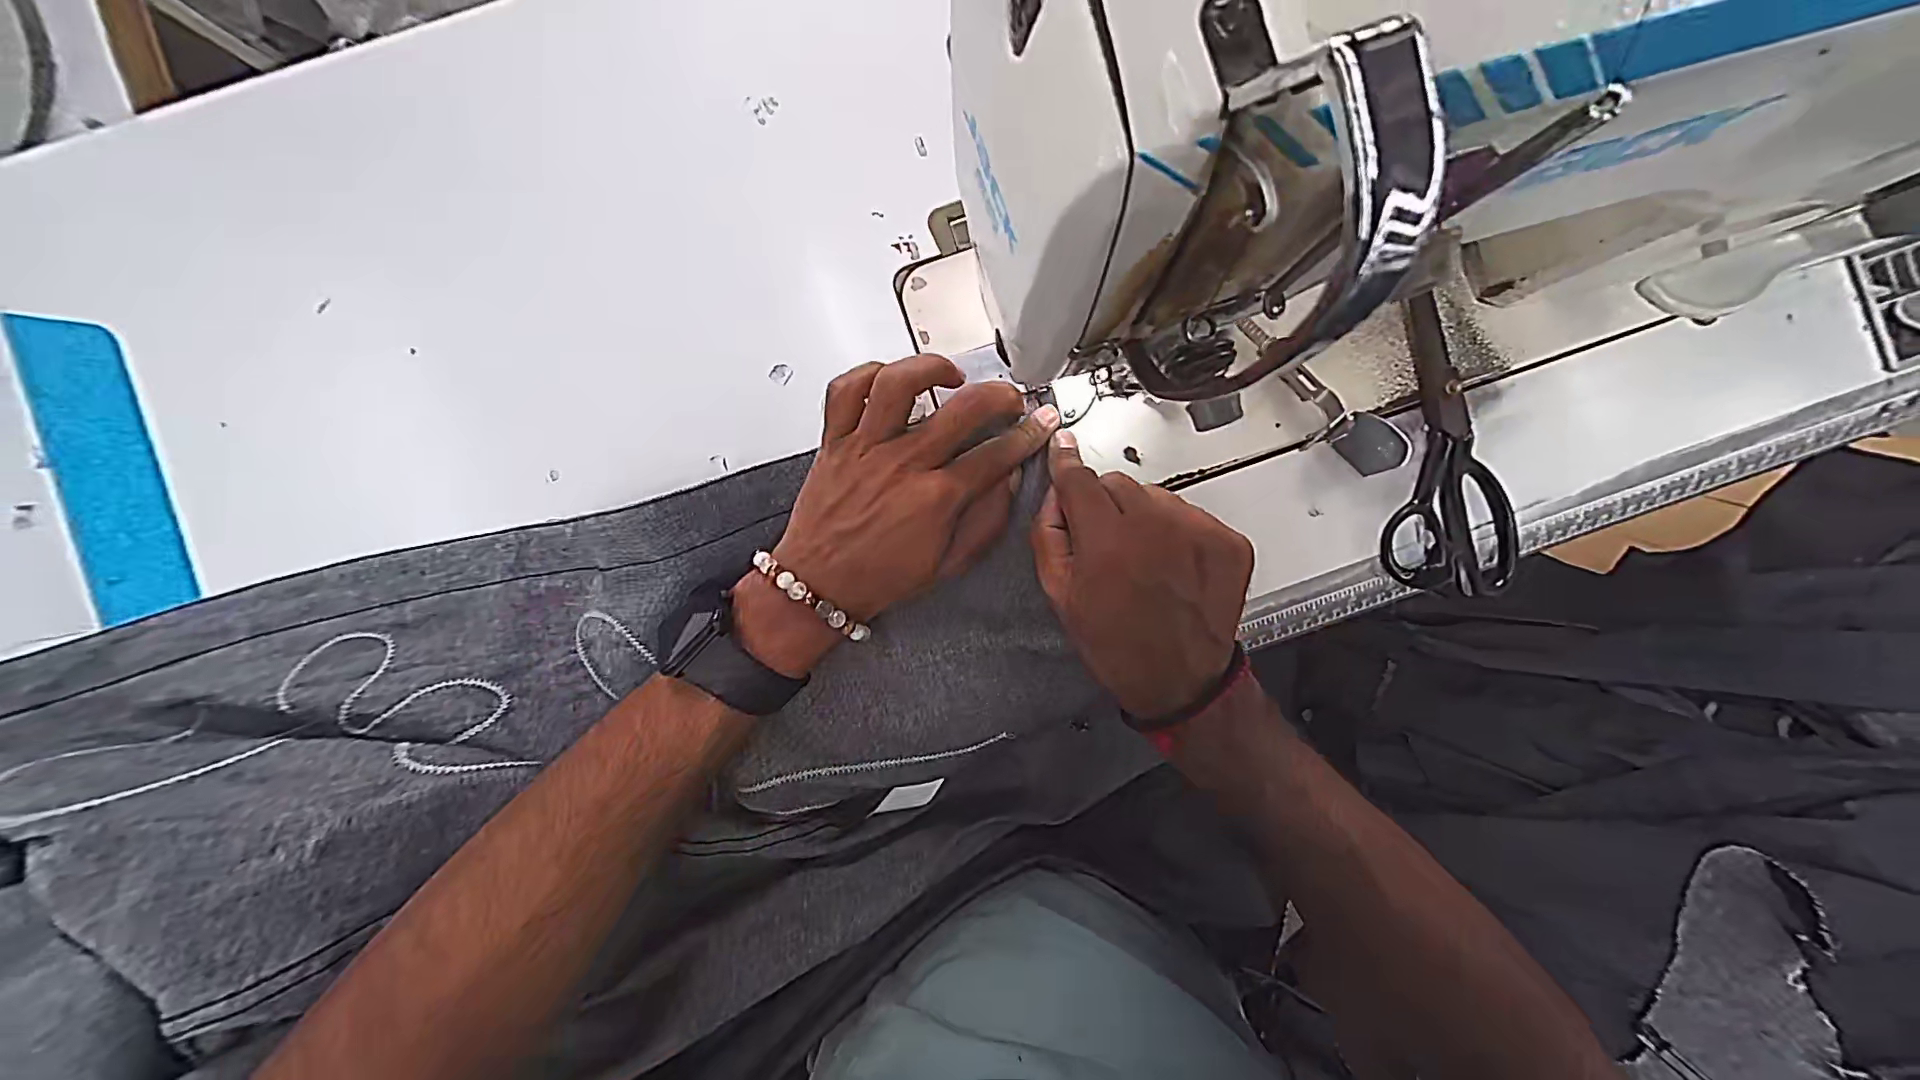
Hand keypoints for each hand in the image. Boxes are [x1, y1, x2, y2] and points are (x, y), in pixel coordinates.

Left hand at [733, 355, 1059, 676]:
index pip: (997, 453)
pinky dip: (869, 373)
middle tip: (1008, 399)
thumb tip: (1009, 482)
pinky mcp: (835, 443)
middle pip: (964, 408)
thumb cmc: (878, 576)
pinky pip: (846, 390)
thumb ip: (986, 521)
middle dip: (1001, 395)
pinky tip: (890, 380)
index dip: (1028, 434)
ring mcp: (866, 449)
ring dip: (933, 368)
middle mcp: (902, 465)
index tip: (1038, 425)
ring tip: (950, 376)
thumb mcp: (949, 563)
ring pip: (900, 383)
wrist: (821, 584)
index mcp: (935, 498)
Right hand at [1029, 428, 1253, 719]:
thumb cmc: (1120, 646)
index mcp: (1106, 541)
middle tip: (1106, 545)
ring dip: (1142, 516)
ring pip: (1154, 495)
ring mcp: (1195, 531)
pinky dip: (1176, 530)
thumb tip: (1053, 497)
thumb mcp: (1061, 596)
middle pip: (1116, 482)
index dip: (1065, 462)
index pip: (1078, 477)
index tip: (1063, 449)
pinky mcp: (1225, 540)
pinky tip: (1170, 564)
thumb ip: (1048, 535)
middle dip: (1104, 505)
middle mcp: (1154, 527)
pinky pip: (1188, 513)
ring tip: (1143, 560)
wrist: (1178, 679)